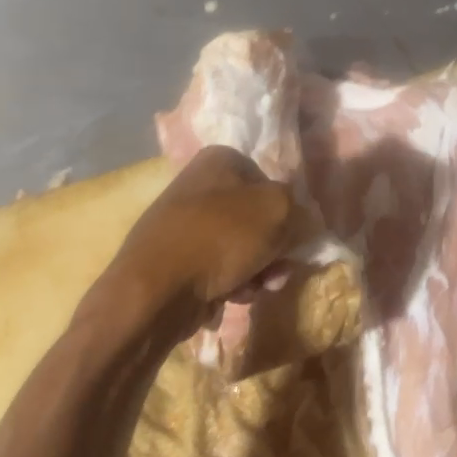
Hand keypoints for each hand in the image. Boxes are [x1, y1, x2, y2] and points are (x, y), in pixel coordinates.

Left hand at [118, 145, 316, 305]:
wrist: (155, 291)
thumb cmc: (220, 238)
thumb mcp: (279, 211)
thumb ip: (300, 211)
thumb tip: (301, 223)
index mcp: (220, 160)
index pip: (271, 182)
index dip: (287, 212)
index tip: (291, 238)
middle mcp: (199, 185)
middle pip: (257, 218)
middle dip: (273, 249)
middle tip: (278, 270)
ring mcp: (185, 223)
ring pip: (241, 247)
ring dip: (258, 270)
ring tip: (256, 288)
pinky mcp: (176, 259)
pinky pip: (218, 269)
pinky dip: (231, 283)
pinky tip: (231, 297)